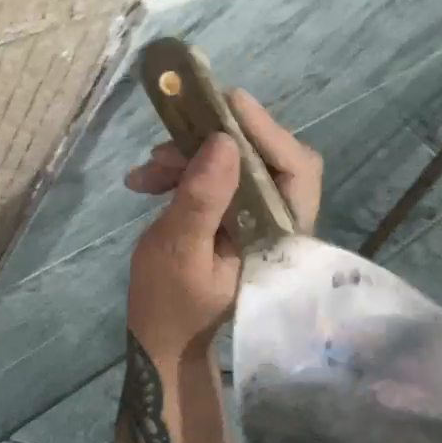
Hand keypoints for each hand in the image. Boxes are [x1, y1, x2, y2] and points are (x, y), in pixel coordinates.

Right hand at [122, 90, 324, 362]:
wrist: (162, 341)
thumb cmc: (170, 305)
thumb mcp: (177, 251)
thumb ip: (202, 198)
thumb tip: (223, 143)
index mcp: (280, 237)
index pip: (295, 170)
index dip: (266, 130)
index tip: (228, 101)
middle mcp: (278, 222)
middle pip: (266, 158)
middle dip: (216, 141)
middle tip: (175, 131)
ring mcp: (255, 218)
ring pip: (235, 164)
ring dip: (189, 156)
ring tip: (147, 169)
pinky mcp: (232, 216)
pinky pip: (216, 177)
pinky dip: (182, 171)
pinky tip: (147, 180)